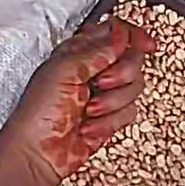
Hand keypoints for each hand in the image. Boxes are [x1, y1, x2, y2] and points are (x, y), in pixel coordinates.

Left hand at [0, 17, 154, 185]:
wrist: (38, 153)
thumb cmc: (39, 113)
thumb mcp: (64, 70)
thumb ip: (96, 50)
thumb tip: (122, 36)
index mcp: (79, 52)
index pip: (115, 32)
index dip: (132, 35)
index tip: (147, 44)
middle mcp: (94, 70)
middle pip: (132, 59)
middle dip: (122, 73)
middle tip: (102, 83)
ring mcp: (104, 95)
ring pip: (135, 87)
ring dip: (113, 101)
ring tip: (90, 110)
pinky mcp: (111, 118)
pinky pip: (130, 112)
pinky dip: (111, 121)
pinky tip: (90, 127)